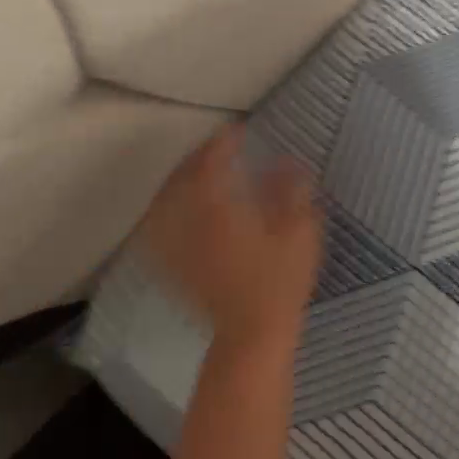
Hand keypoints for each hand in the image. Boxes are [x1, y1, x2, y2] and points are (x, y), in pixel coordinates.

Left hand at [140, 124, 323, 346]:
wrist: (252, 330)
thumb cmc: (282, 278)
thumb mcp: (301, 230)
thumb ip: (290, 191)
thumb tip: (286, 159)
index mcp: (222, 211)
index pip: (213, 166)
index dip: (222, 144)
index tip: (236, 128)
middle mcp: (191, 224)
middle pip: (182, 181)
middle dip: (196, 158)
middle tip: (215, 144)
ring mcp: (177, 247)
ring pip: (164, 203)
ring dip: (176, 180)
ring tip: (192, 168)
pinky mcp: (172, 265)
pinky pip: (157, 228)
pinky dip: (163, 209)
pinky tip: (171, 206)